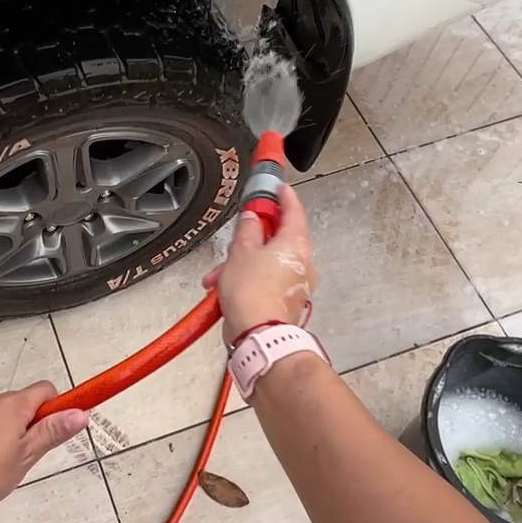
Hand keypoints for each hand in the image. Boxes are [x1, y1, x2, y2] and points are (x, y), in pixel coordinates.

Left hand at [0, 381, 87, 509]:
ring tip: (3, 465)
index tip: (55, 432)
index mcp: (12, 404)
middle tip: (28, 456)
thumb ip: (53, 432)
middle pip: (23, 403)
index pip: (45, 390)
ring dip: (10, 432)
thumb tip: (81, 413)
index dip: (56, 408)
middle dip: (32, 424)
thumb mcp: (27, 455)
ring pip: (2, 415)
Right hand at [203, 183, 317, 343]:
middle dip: (252, 237)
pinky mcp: (287, 301)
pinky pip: (267, 281)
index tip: (278, 187)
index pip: (294, 210)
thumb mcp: (240, 251)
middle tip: (238, 233)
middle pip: (280, 238)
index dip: (284, 196)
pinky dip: (248, 280)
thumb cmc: (251, 293)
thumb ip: (247, 229)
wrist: (257, 335)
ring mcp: (297, 284)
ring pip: (269, 262)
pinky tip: (226, 288)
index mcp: (295, 243)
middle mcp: (303, 263)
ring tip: (218, 275)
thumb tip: (251, 218)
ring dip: (243, 263)